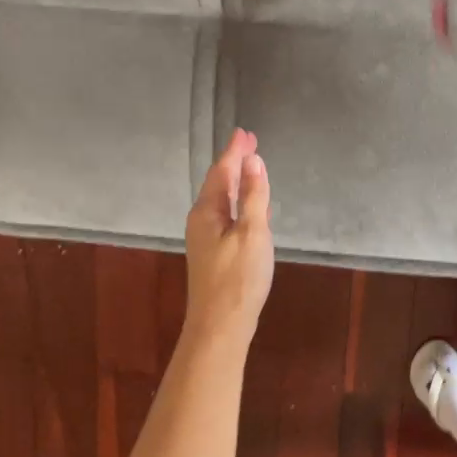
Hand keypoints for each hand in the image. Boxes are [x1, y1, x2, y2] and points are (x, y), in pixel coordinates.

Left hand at [184, 129, 273, 339]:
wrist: (221, 324)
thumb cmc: (239, 277)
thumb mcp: (253, 233)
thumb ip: (255, 196)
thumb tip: (253, 162)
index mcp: (208, 211)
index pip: (222, 171)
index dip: (235, 152)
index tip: (245, 133)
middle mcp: (201, 220)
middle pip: (219, 183)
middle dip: (234, 162)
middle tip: (250, 143)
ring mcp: (205, 237)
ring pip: (221, 199)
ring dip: (236, 180)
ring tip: (250, 165)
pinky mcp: (213, 252)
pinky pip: (224, 214)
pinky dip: (237, 200)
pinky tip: (246, 204)